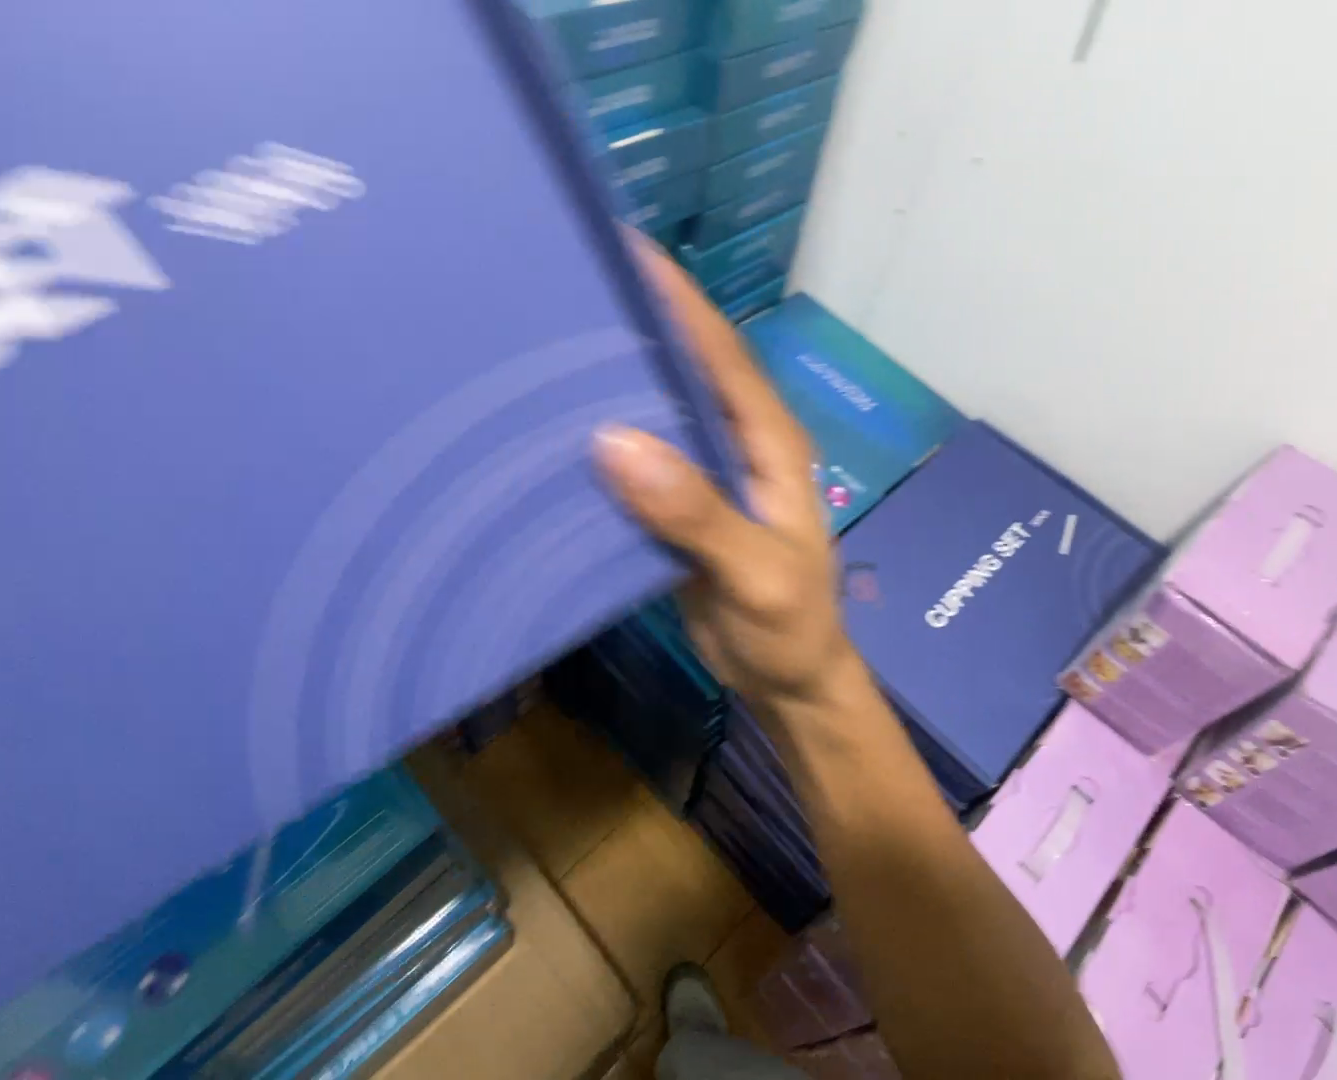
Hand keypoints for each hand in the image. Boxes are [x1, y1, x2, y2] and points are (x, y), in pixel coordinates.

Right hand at [593, 241, 859, 715]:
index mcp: (770, 444)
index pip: (724, 356)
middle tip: (567, 290)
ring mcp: (708, 478)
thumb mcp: (755, 573)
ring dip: (615, 385)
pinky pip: (641, 464)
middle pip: (686, 372)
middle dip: (637, 328)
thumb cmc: (789, 626)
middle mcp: (738, 446)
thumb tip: (614, 441)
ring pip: (659, 416)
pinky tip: (559, 435)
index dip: (681, 301)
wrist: (789, 680)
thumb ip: (696, 512)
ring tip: (547, 349)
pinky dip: (607, 447)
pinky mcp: (682, 510)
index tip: (627, 249)